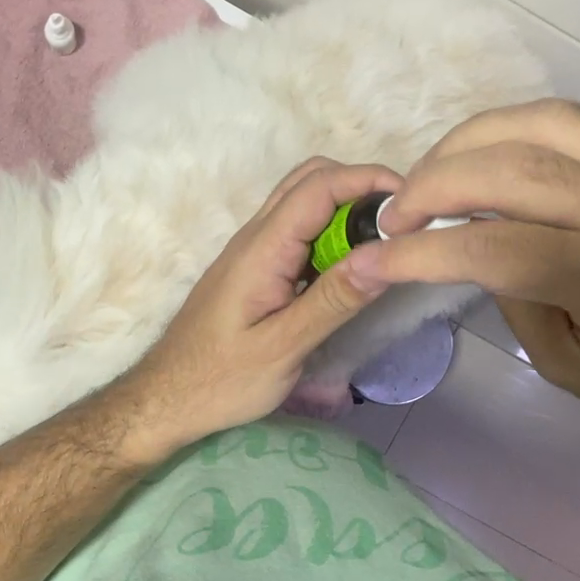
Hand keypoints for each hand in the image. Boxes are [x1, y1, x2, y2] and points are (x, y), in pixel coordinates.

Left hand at [105, 159, 400, 460]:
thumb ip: (333, 300)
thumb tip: (386, 255)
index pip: (319, 185)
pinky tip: (348, 271)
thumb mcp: (283, 347)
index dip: (369, 181)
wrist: (166, 400)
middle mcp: (253, 238)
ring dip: (344, 212)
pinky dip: (327, 236)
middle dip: (359, 188)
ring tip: (382, 247)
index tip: (413, 204)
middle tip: (399, 226)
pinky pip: (294, 234)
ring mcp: (250, 253)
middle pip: (309, 180)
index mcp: (261, 249)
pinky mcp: (251, 271)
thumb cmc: (221, 381)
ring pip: (300, 204)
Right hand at [347, 99, 579, 456]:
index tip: (366, 263)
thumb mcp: (568, 366)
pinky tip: (486, 163)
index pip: (491, 245)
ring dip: (470, 141)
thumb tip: (470, 246)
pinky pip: (573, 127)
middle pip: (510, 165)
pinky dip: (513, 135)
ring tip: (432, 176)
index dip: (417, 254)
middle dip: (432, 184)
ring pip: (542, 121)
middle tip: (393, 216)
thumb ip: (515, 296)